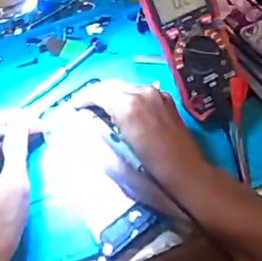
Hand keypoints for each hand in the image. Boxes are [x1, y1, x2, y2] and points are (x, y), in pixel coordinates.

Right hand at [74, 81, 234, 217]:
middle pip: (109, 85)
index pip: (97, 92)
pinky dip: (126, 96)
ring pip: (124, 85)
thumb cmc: (153, 172)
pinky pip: (138, 90)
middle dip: (94, 94)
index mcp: (128, 105)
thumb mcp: (119, 154)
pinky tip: (122, 109)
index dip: (82, 99)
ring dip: (110, 94)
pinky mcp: (165, 98)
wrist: (189, 175)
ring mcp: (155, 93)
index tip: (72, 108)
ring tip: (99, 108)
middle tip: (82, 107)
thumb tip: (87, 121)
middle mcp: (141, 92)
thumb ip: (101, 131)